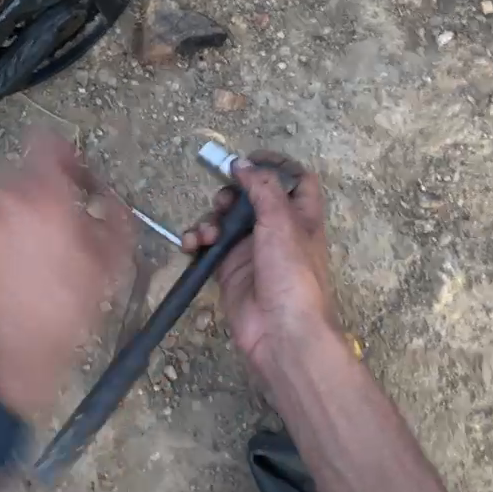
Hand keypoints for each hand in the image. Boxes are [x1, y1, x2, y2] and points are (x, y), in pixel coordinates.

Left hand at [0, 131, 131, 416]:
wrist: (15, 352)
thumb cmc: (67, 310)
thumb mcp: (110, 263)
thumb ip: (115, 216)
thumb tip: (109, 196)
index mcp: (46, 196)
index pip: (47, 143)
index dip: (64, 153)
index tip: (72, 172)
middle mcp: (7, 198)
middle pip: (23, 167)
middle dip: (40, 184)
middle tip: (54, 210)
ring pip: (0, 192)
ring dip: (17, 204)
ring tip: (30, 238)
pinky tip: (9, 253)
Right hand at [181, 152, 339, 379]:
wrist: (281, 331)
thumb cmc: (291, 272)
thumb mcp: (281, 221)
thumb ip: (261, 188)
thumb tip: (242, 164)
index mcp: (300, 216)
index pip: (295, 180)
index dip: (276, 165)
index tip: (250, 160)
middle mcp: (276, 230)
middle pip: (250, 197)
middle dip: (230, 194)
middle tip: (223, 202)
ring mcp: (250, 250)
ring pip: (224, 220)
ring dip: (210, 220)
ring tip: (207, 234)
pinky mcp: (228, 268)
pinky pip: (208, 245)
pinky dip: (197, 240)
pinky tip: (191, 245)